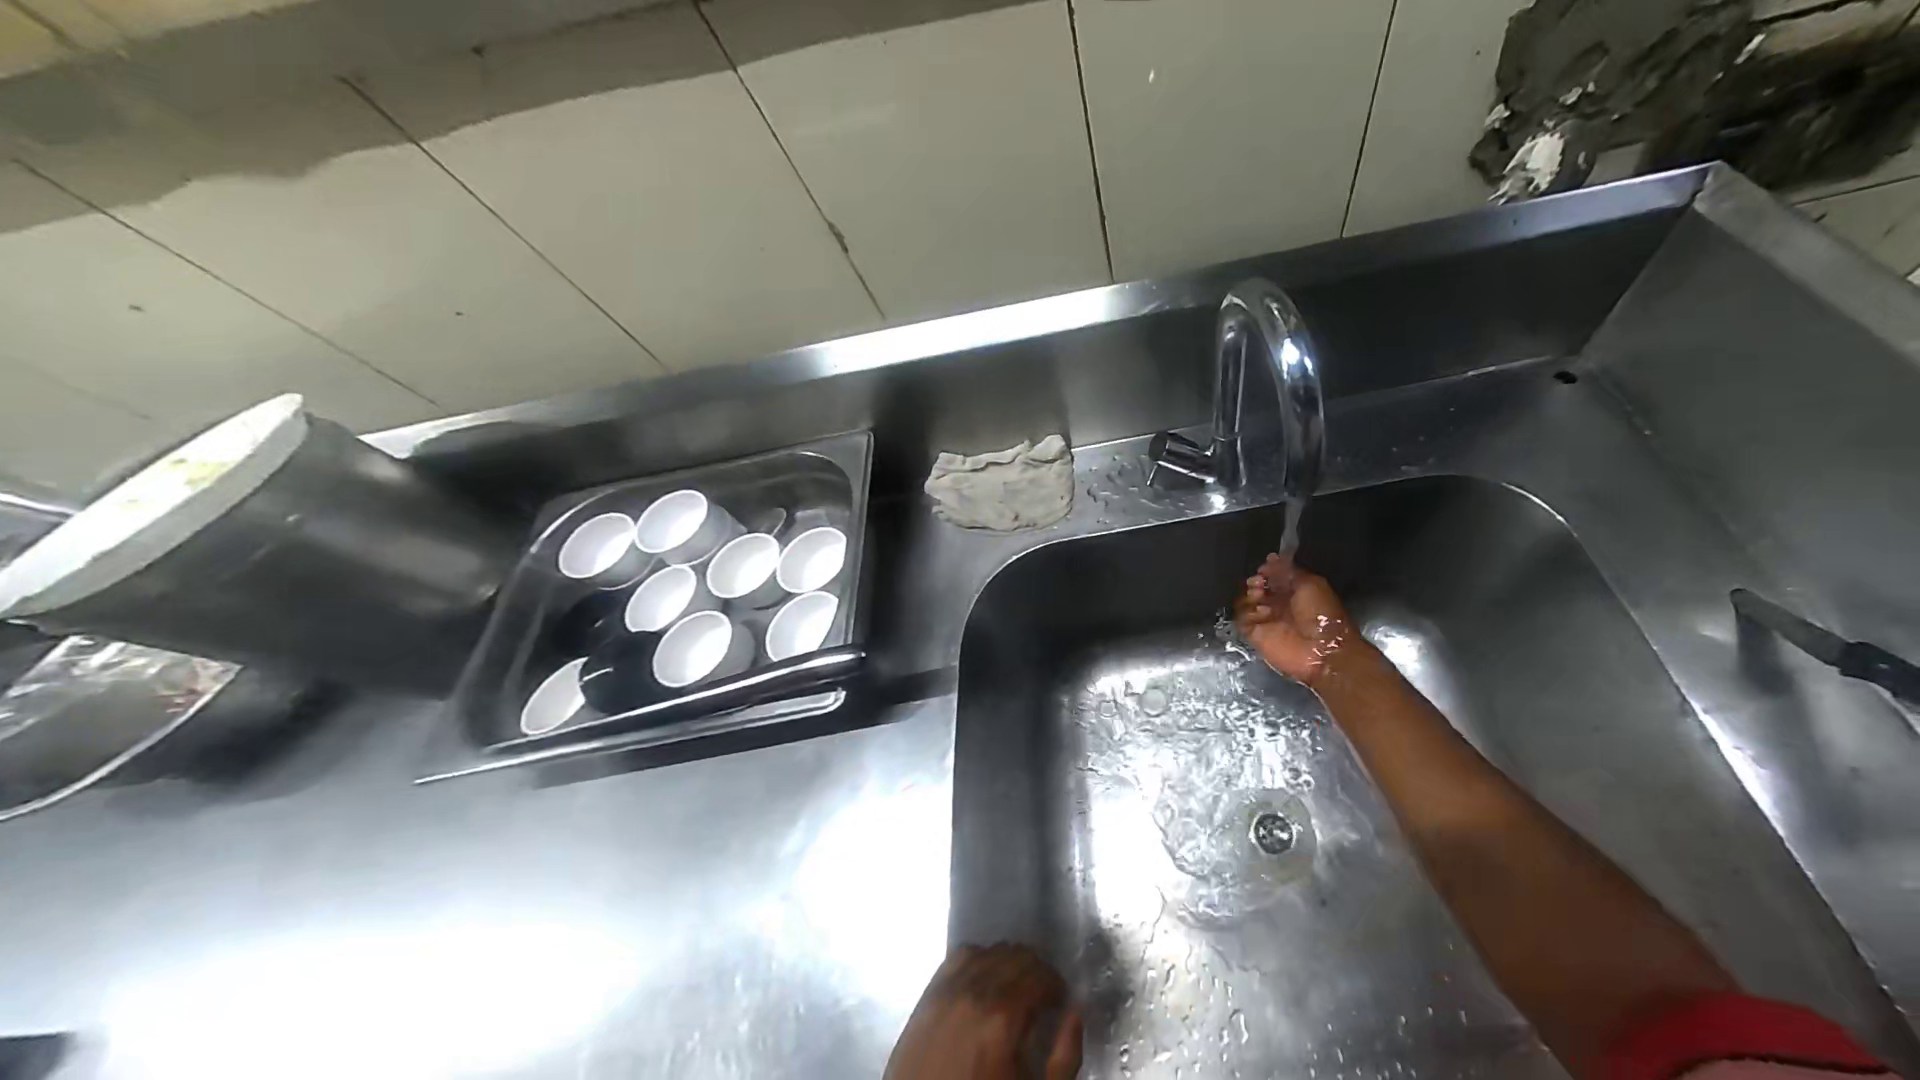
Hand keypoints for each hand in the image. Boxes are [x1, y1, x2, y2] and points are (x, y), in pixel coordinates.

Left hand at [885, 944, 1083, 1079]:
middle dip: (1035, 971)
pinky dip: (978, 959)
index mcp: (1002, 1018)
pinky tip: (985, 980)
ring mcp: (947, 989)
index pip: (1038, 975)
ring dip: (1007, 962)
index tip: (1060, 1000)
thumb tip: (1075, 1014)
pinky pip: (958, 958)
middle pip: (1014, 957)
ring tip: (1016, 986)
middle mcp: (973, 993)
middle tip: (1043, 994)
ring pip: (987, 951)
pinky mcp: (928, 994)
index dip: (1055, 984)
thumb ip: (1064, 1058)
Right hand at [1233, 553, 1363, 685]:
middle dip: (1255, 582)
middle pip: (1255, 587)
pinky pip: (1241, 619)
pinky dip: (1247, 613)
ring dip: (1249, 596)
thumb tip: (1271, 558)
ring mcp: (1266, 620)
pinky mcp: (1255, 634)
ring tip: (1259, 597)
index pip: (1272, 577)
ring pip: (1245, 601)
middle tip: (1260, 584)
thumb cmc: (1321, 614)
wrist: (1322, 650)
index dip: (1266, 571)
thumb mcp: (1312, 584)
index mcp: (1293, 592)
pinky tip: (1262, 614)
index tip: (1264, 569)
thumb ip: (1290, 570)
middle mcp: (1278, 604)